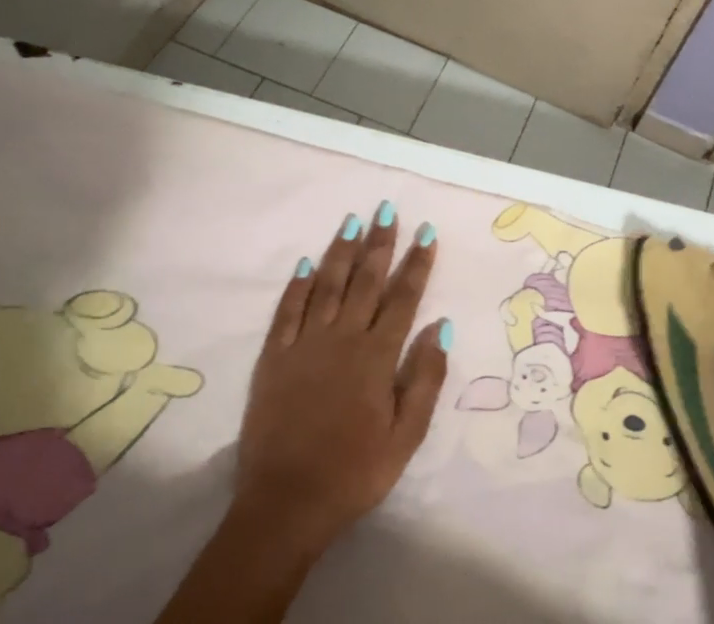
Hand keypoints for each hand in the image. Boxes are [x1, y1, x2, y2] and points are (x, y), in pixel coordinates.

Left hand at [160, 204, 450, 623]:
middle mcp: (341, 340)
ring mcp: (304, 347)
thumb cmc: (356, 472)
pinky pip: (286, 313)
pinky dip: (297, 286)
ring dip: (341, 253)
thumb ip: (425, 378)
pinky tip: (305, 264)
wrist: (287, 503)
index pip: (403, 299)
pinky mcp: (273, 360)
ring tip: (353, 222)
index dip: (416, 264)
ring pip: (326, 287)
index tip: (426, 233)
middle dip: (380, 244)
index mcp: (376, 358)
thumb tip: (440, 326)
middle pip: (365, 282)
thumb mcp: (407, 435)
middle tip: (387, 209)